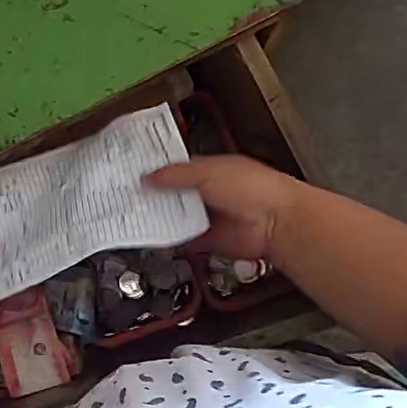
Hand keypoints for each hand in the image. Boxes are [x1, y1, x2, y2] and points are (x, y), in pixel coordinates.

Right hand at [146, 155, 304, 260]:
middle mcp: (209, 192)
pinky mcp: (209, 239)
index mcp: (211, 169)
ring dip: (162, 217)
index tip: (136, 175)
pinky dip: (173, 238)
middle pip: (174, 195)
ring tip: (138, 214)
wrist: (275, 223)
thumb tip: (148, 177)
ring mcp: (210, 216)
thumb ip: (175, 175)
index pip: (177, 169)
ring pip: (178, 217)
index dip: (157, 172)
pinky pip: (185, 238)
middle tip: (130, 197)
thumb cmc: (254, 189)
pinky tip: (157, 234)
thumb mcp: (208, 173)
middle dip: (155, 196)